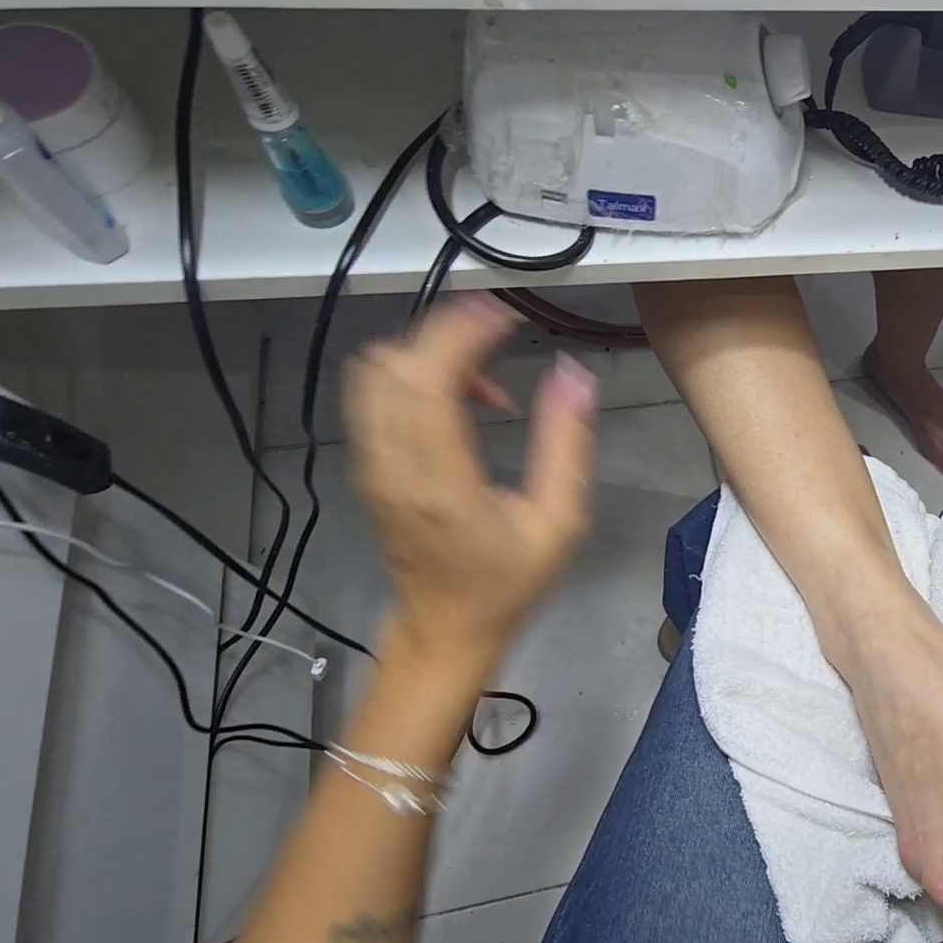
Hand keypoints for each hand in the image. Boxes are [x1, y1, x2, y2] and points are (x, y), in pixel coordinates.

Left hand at [343, 294, 597, 680]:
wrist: (445, 628)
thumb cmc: (508, 582)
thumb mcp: (559, 522)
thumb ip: (567, 446)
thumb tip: (574, 377)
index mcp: (440, 480)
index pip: (428, 378)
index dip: (462, 331)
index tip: (504, 314)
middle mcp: (393, 465)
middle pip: (391, 363)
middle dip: (444, 332)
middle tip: (498, 333)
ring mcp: (371, 465)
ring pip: (375, 374)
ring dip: (426, 353)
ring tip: (481, 368)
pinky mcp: (368, 467)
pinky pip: (376, 397)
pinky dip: (413, 376)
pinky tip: (458, 399)